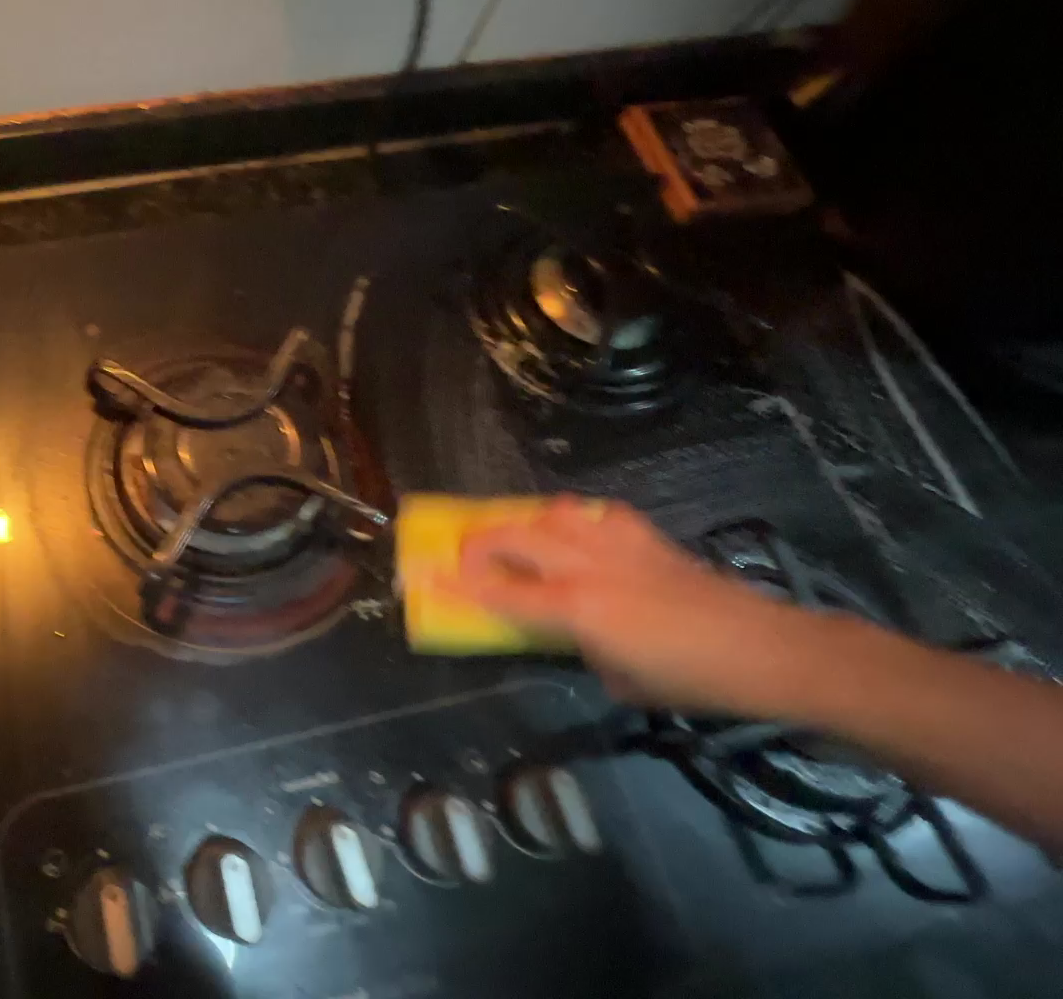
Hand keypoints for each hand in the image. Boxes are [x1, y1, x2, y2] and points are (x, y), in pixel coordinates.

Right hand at [452, 496, 828, 715]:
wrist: (767, 651)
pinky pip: (594, 514)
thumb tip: (561, 630)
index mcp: (575, 608)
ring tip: (518, 542)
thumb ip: (575, 645)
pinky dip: (573, 520)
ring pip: (549, 512)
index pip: (497, 593)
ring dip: (522, 525)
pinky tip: (577, 535)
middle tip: (466, 559)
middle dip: (477, 545)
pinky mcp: (645, 536)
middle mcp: (586, 566)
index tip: (424, 580)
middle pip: (511, 537)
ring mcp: (616, 544)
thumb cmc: (688, 679)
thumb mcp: (615, 679)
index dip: (455, 587)